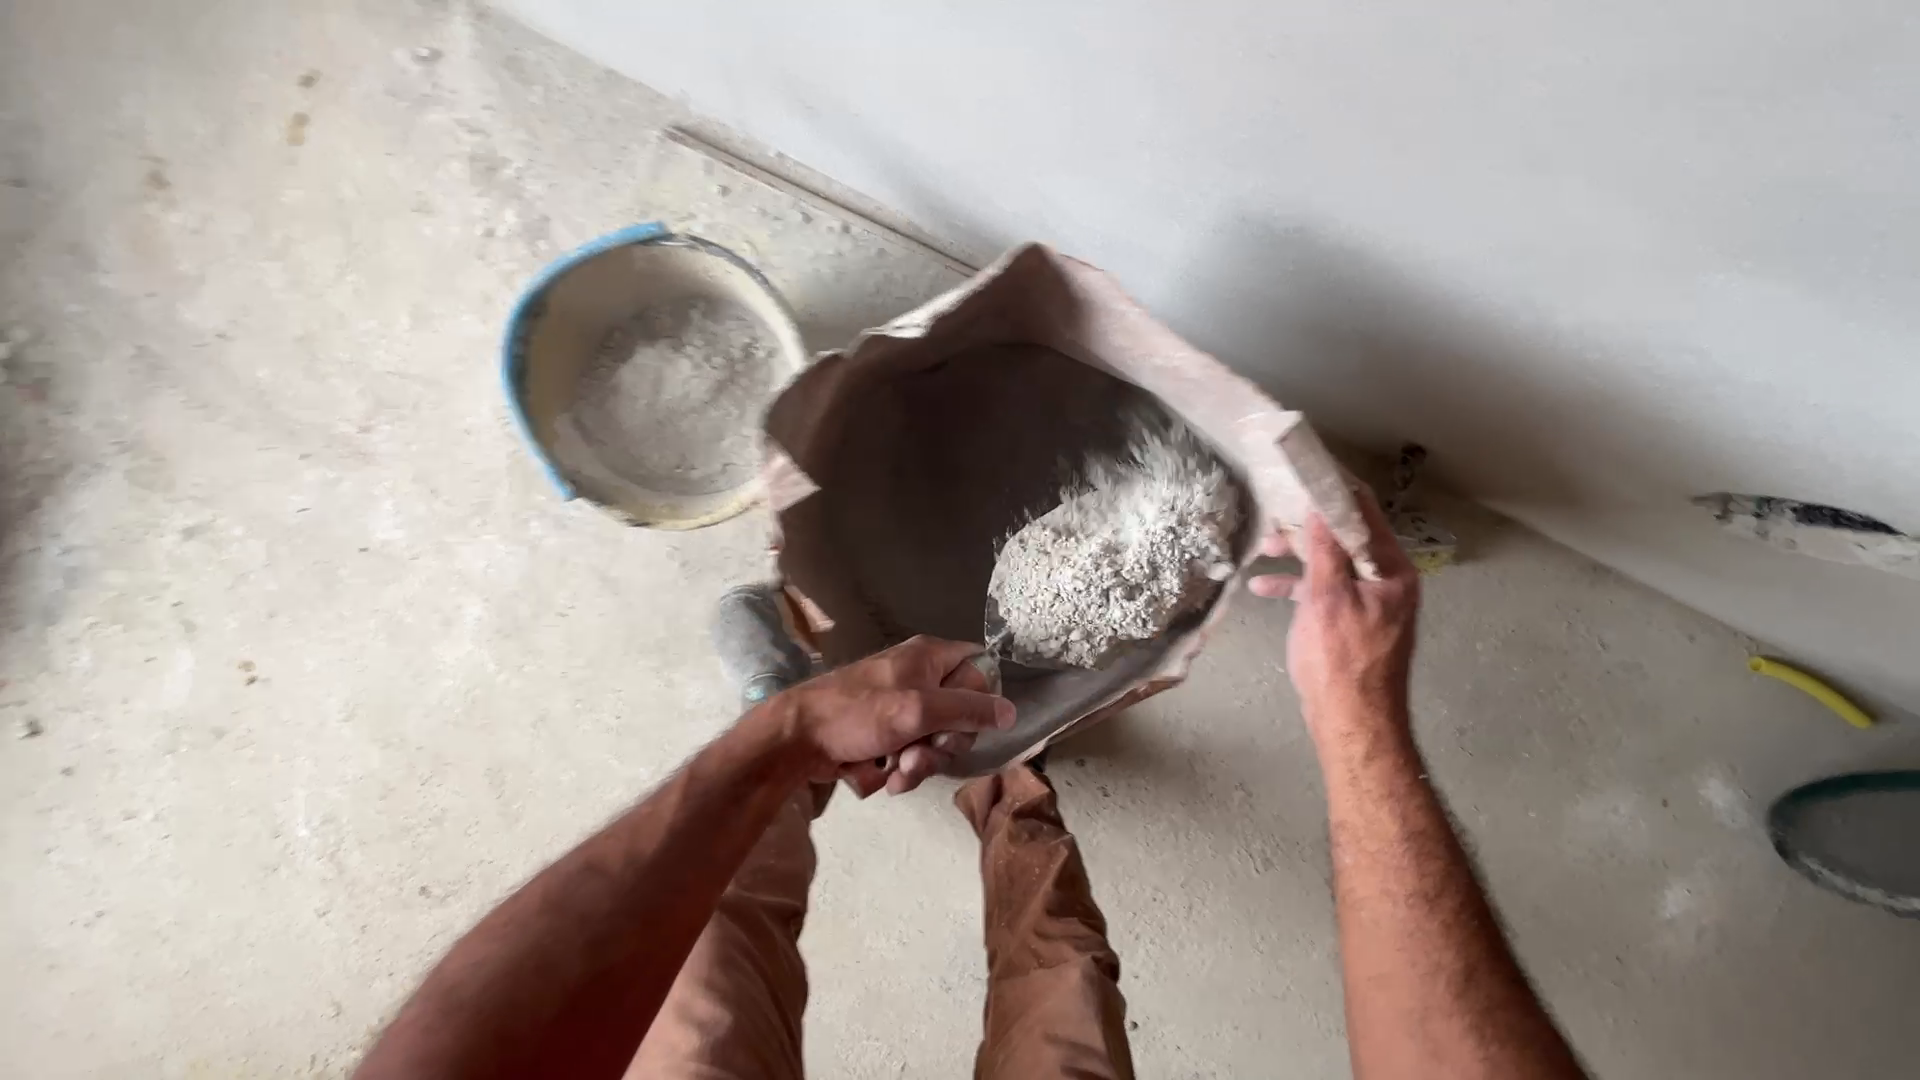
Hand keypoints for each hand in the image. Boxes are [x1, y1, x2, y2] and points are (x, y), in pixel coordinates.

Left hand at [761, 635, 1014, 796]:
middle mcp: (921, 676)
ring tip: (897, 772)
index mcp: (931, 657)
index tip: (965, 723)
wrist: (798, 739)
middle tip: (923, 755)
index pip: (980, 670)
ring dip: (922, 763)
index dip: (980, 700)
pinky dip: (904, 769)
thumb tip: (1011, 711)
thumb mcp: (918, 710)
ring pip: (938, 740)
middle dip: (944, 745)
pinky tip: (887, 778)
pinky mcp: (888, 732)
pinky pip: (914, 752)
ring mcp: (903, 705)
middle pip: (961, 714)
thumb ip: (968, 710)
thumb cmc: (858, 713)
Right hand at [1247, 487, 1419, 747]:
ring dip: (1296, 554)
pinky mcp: (1352, 620)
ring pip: (1331, 562)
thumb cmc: (1339, 660)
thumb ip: (1324, 551)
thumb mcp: (1326, 599)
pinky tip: (1263, 588)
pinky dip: (1297, 586)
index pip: (1365, 513)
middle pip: (1346, 536)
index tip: (1300, 478)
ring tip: (1261, 550)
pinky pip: (1325, 590)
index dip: (1333, 493)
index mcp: (1390, 570)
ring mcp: (1369, 600)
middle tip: (1271, 517)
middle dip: (1306, 526)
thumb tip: (1320, 508)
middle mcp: (1385, 579)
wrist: (1351, 721)